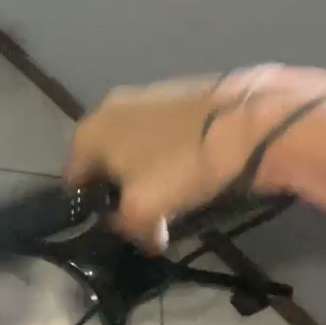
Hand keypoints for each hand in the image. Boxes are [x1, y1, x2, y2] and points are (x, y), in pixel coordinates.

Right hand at [65, 74, 234, 252]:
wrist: (251, 121)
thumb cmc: (181, 165)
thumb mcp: (146, 209)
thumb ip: (128, 226)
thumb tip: (138, 234)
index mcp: (85, 134)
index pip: (74, 179)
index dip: (94, 205)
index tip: (118, 222)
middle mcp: (104, 109)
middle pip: (103, 158)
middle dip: (121, 183)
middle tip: (148, 206)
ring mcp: (142, 95)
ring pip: (133, 141)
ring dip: (146, 163)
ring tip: (176, 185)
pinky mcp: (177, 90)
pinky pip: (162, 128)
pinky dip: (171, 146)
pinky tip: (194, 161)